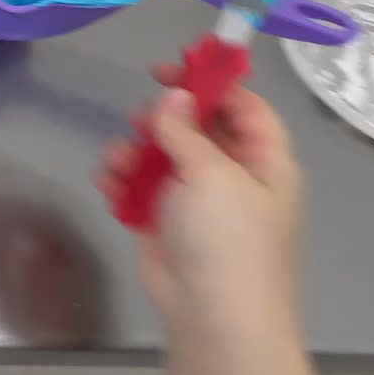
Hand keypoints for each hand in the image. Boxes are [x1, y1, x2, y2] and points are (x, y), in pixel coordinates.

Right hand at [96, 64, 303, 332]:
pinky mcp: (159, 214)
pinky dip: (119, 179)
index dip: (209, 84)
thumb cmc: (225, 236)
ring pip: (155, 153)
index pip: (243, 108)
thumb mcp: (209, 174)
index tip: (165, 69)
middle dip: (160, 122)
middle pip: (192, 127)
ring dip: (131, 153)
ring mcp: (193, 196)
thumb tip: (173, 93)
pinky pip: (134, 182)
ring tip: (118, 165)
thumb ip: (186, 130)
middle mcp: (230, 174)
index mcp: (263, 162)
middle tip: (141, 123)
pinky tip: (110, 186)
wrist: (209, 305)